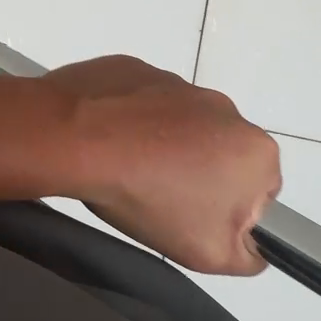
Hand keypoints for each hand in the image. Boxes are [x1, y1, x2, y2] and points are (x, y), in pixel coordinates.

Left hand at [44, 55, 279, 274]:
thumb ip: (249, 255)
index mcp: (255, 148)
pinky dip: (120, 111)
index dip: (219, 206)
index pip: (254, 188)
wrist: (66, 137)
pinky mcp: (124, 65)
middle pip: (213, 148)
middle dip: (189, 168)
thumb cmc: (143, 194)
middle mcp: (218, 104)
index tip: (185, 210)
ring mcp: (167, 78)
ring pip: (170, 119)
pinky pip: (132, 95)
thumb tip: (249, 244)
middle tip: (149, 186)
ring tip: (119, 158)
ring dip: (152, 136)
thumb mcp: (212, 254)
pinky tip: (99, 130)